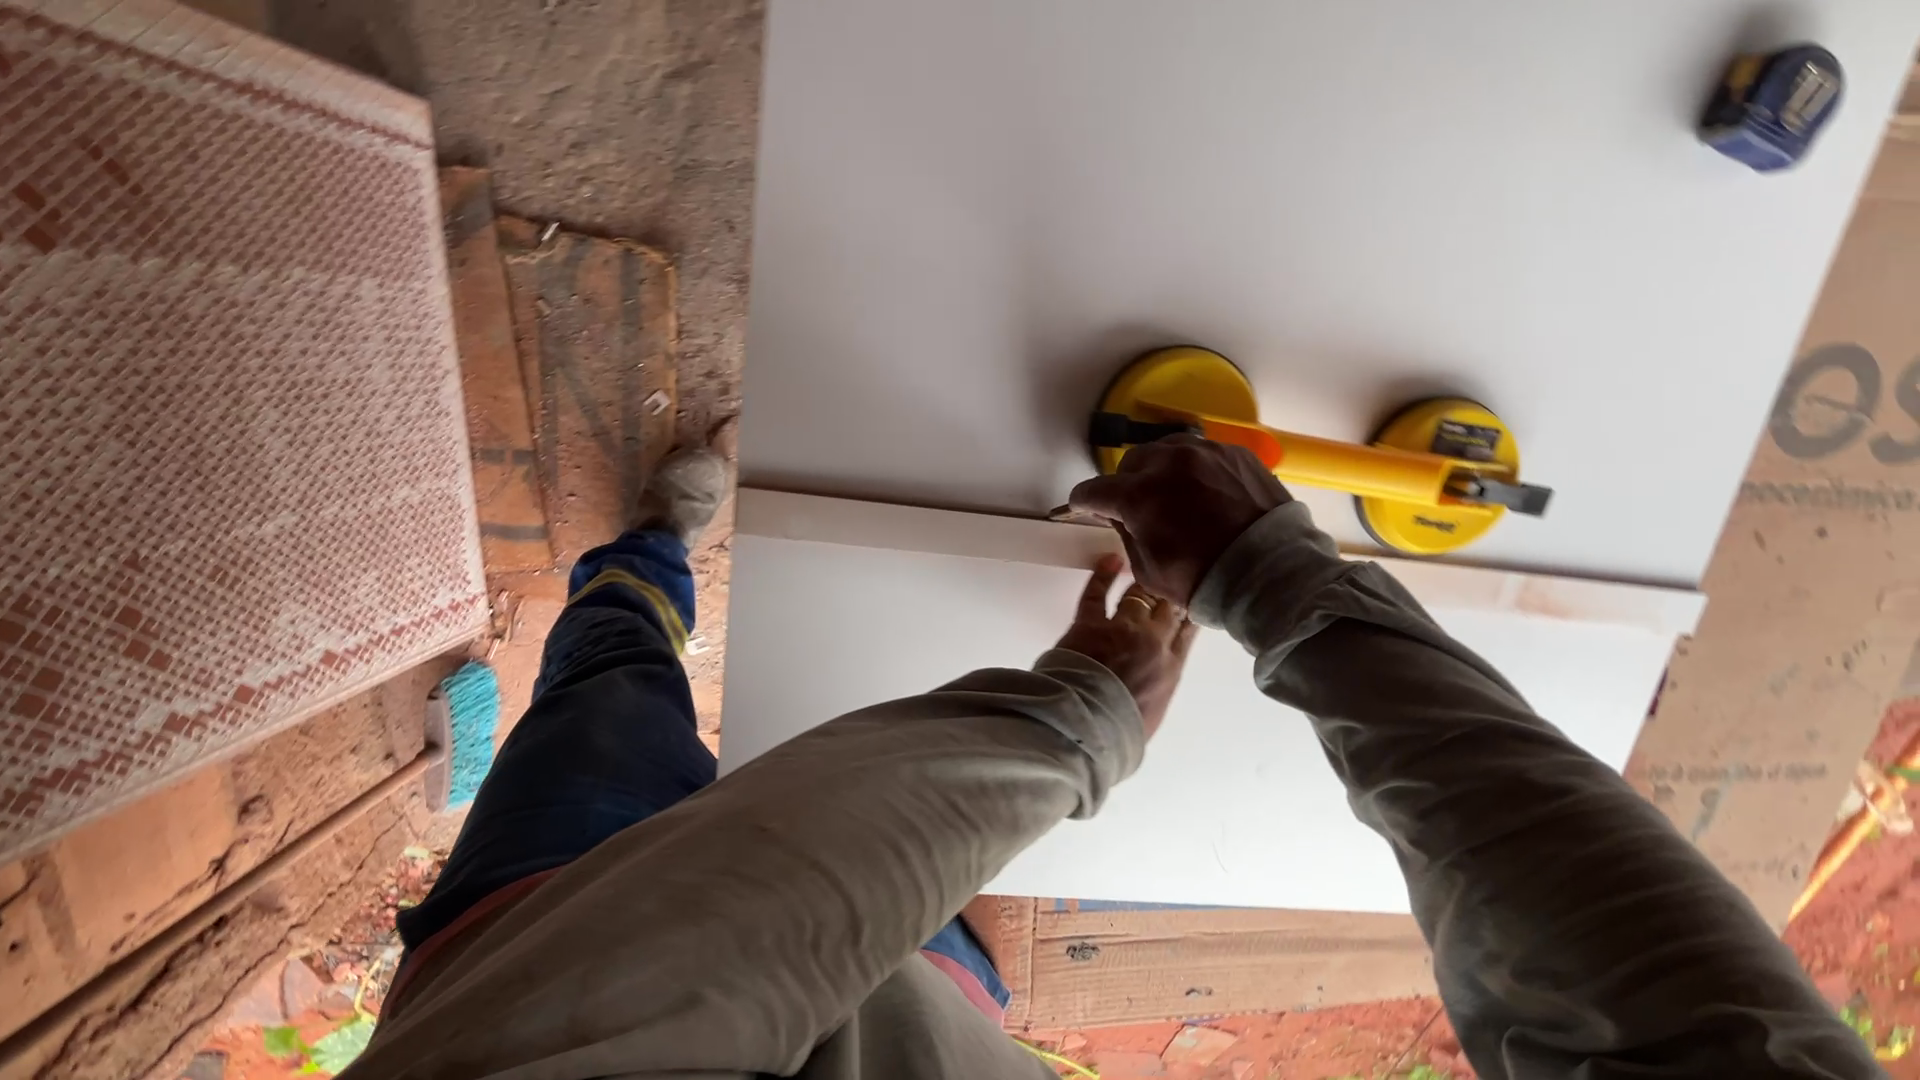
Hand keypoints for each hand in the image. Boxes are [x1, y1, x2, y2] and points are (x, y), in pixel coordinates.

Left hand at [1054, 555, 1197, 739]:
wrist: (1089, 727)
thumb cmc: (1120, 732)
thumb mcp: (1151, 716)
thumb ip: (1156, 693)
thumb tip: (1150, 693)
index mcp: (1171, 668)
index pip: (1187, 632)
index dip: (1189, 612)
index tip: (1192, 598)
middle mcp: (1153, 642)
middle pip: (1168, 607)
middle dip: (1170, 592)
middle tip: (1170, 578)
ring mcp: (1122, 629)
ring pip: (1138, 596)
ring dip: (1143, 583)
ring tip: (1147, 569)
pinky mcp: (1089, 624)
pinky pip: (1097, 594)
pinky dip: (1102, 575)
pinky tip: (1110, 561)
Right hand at [1067, 435, 1290, 606]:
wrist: (1271, 574)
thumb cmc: (1205, 579)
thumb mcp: (1148, 570)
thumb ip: (1127, 534)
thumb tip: (1123, 515)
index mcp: (1140, 495)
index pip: (1094, 490)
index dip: (1083, 501)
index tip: (1081, 506)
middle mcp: (1169, 463)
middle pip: (1131, 463)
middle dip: (1127, 483)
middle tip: (1136, 506)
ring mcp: (1205, 453)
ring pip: (1166, 450)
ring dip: (1160, 469)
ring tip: (1171, 493)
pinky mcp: (1235, 454)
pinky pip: (1201, 453)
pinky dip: (1194, 469)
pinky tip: (1203, 491)